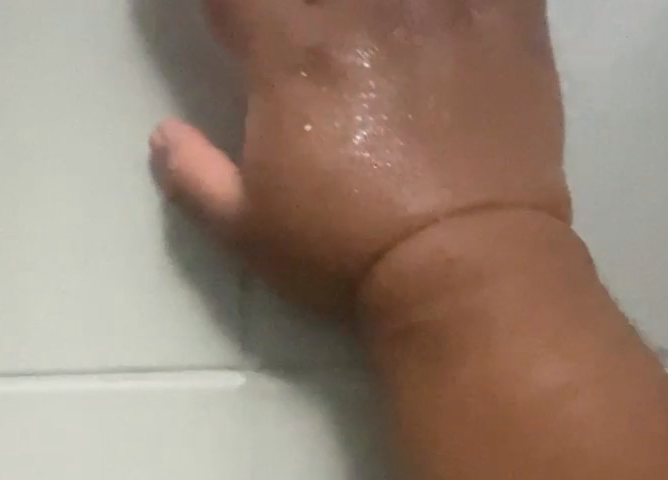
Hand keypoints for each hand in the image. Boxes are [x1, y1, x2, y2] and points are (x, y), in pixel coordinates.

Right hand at [151, 0, 571, 313]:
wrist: (461, 265)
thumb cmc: (341, 250)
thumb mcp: (245, 231)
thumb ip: (193, 177)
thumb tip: (161, 135)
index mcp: (290, 54)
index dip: (211, 2)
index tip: (212, 18)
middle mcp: (363, 7)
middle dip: (278, 1)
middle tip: (282, 31)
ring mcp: (442, 1)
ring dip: (350, 2)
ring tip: (346, 25)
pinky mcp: (506, 13)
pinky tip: (422, 15)